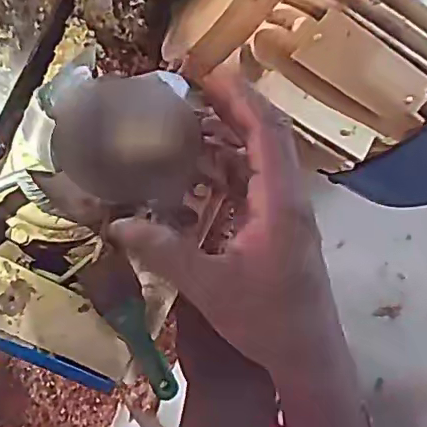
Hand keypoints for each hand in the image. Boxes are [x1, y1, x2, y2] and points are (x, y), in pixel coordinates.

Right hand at [109, 65, 343, 375]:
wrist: (307, 356)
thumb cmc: (268, 321)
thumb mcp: (211, 287)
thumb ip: (165, 252)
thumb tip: (118, 224)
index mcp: (279, 202)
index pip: (264, 132)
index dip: (237, 96)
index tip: (205, 71)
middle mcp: (287, 198)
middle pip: (265, 135)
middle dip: (230, 105)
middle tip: (189, 87)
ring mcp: (284, 212)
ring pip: (257, 158)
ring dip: (225, 137)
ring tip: (185, 122)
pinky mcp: (276, 227)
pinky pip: (251, 183)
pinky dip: (224, 169)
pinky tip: (195, 172)